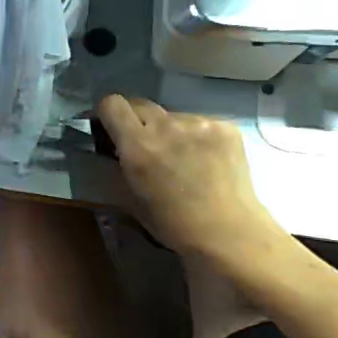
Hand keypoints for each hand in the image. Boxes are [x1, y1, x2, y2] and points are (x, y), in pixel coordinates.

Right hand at [96, 94, 291, 282]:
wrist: (230, 233)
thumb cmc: (174, 224)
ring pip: (172, 115)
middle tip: (146, 146)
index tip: (111, 128)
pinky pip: (199, 123)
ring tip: (183, 158)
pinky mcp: (224, 126)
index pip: (112, 104)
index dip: (107, 113)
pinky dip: (196, 137)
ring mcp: (199, 123)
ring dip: (170, 130)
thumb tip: (112, 146)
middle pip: (140, 105)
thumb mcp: (132, 197)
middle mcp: (167, 126)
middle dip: (137, 122)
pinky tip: (206, 161)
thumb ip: (118, 165)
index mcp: (139, 145)